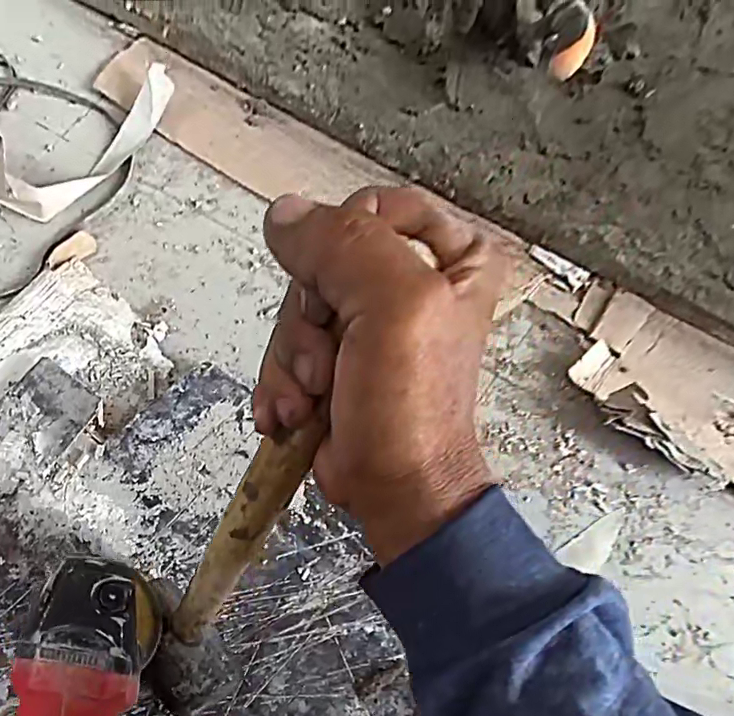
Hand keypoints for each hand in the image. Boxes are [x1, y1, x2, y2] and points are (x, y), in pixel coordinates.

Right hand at [253, 186, 507, 563]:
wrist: (394, 488)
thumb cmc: (412, 413)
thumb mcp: (394, 307)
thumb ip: (344, 245)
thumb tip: (287, 217)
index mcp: (451, 259)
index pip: (370, 210)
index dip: (344, 252)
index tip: (350, 297)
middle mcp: (408, 289)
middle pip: (323, 264)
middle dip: (311, 321)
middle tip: (330, 360)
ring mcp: (366, 329)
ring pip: (297, 309)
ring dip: (293, 360)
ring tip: (315, 396)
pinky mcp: (335, 364)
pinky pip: (286, 349)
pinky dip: (282, 383)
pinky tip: (295, 411)